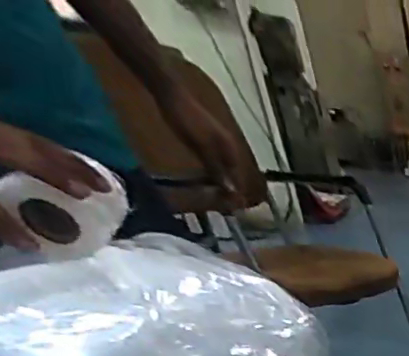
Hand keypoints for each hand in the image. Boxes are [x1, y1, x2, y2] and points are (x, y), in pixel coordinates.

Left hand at [153, 85, 256, 199]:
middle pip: (233, 175)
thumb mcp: (201, 147)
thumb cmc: (186, 120)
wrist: (169, 92)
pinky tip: (208, 177)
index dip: (237, 194)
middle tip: (224, 207)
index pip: (239, 179)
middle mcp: (229, 149)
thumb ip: (216, 168)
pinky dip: (214, 171)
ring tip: (217, 195)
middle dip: (231, 190)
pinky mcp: (207, 139)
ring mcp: (218, 143)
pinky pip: (215, 161)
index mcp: (231, 151)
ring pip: (224, 169)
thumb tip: (231, 191)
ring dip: (222, 182)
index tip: (234, 210)